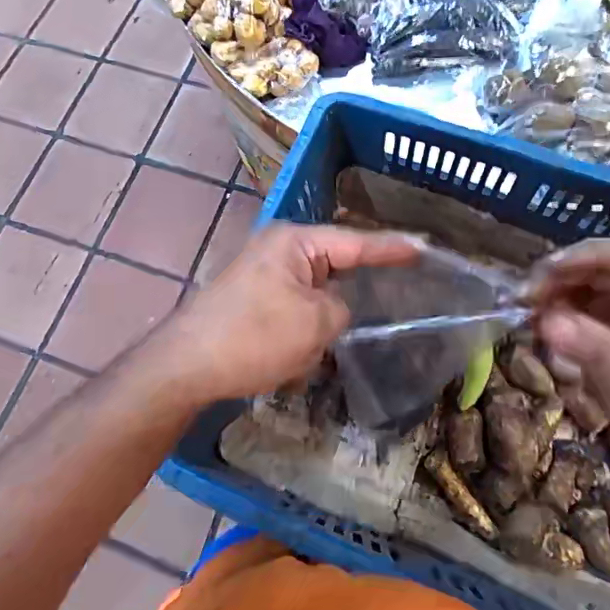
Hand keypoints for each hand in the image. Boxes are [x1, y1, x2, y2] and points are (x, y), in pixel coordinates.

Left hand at [138, 224, 420, 406]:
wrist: (185, 366)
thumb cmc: (253, 338)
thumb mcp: (315, 324)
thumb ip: (342, 308)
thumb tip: (335, 309)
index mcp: (295, 242)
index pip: (355, 242)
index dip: (392, 248)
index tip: (424, 247)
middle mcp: (278, 249)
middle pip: (335, 263)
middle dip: (357, 285)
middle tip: (399, 285)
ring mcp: (262, 274)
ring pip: (315, 292)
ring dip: (327, 317)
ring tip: (345, 330)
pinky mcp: (252, 300)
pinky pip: (295, 307)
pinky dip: (306, 327)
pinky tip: (309, 349)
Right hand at [529, 238, 609, 463]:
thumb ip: (591, 345)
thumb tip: (546, 320)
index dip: (591, 254)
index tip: (550, 268)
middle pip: (606, 264)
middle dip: (564, 272)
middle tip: (526, 293)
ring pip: (588, 279)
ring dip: (555, 288)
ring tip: (525, 307)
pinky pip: (581, 302)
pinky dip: (557, 307)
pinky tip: (536, 319)